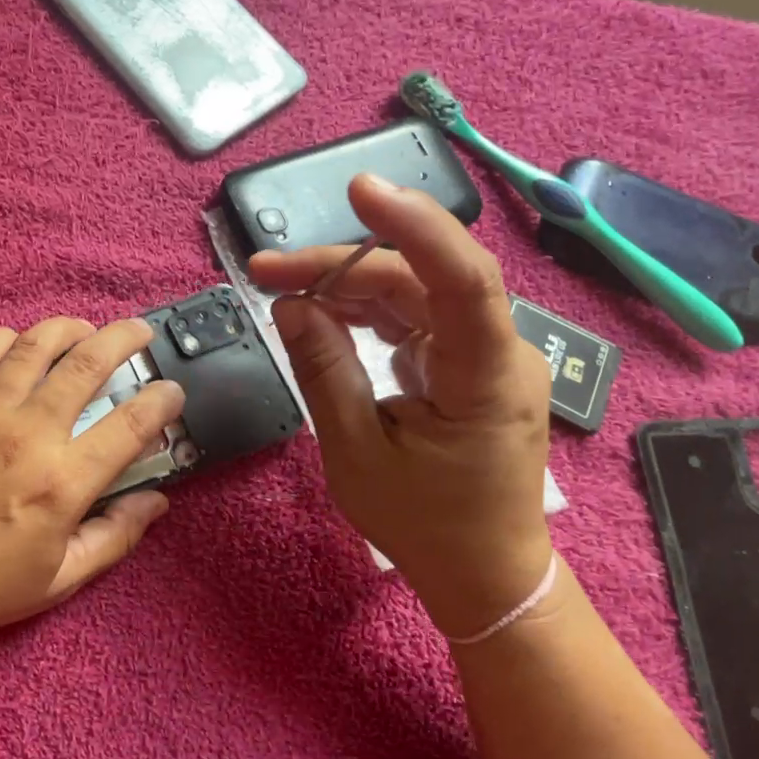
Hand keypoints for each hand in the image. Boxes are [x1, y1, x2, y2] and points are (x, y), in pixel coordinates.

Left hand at [0, 317, 185, 653]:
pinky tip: (17, 342)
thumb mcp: (58, 580)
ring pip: (32, 346)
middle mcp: (27, 435)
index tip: (171, 391)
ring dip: (66, 328)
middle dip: (123, 339)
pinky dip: (4, 340)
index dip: (162, 400)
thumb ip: (113, 538)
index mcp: (63, 483)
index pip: (130, 424)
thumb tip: (155, 502)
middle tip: (139, 334)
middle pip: (86, 364)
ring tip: (84, 329)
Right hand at [247, 174, 554, 636]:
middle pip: (419, 280)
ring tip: (277, 287)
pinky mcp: (461, 365)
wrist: (482, 568)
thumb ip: (324, 373)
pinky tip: (316, 310)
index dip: (415, 227)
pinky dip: (360, 310)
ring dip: (344, 285)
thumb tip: (292, 307)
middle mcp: (495, 353)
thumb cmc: (424, 521)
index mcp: (483, 380)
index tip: (360, 191)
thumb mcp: (355, 453)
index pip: (462, 282)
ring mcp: (480, 356)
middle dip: (340, 266)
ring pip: (411, 293)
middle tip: (263, 271)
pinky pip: (410, 319)